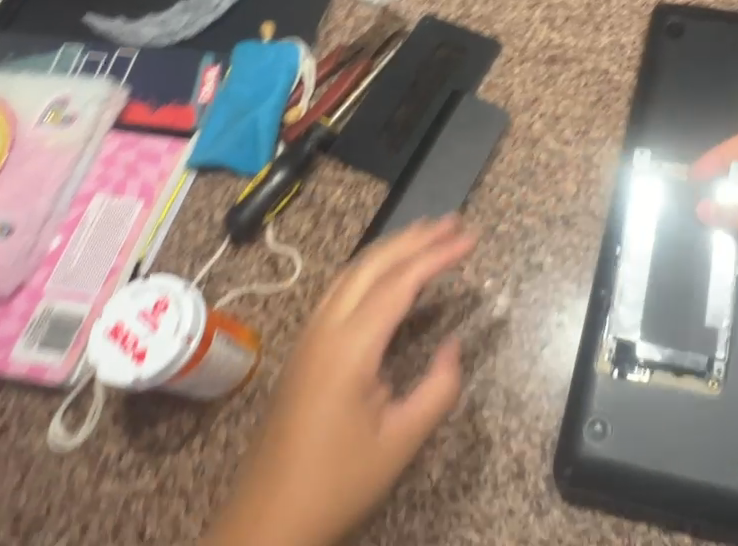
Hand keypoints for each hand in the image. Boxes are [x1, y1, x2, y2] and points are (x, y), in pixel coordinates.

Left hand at [210, 217, 476, 545]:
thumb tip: (454, 346)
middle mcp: (325, 330)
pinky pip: (340, 292)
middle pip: (372, 266)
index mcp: (349, 348)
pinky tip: (388, 276)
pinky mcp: (304, 351)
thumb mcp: (401, 442)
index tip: (472, 238)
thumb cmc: (337, 484)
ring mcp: (309, 338)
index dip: (438, 256)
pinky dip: (372, 270)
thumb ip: (438, 389)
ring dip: (391, 249)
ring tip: (427, 235)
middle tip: (454, 221)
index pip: (400, 284)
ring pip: (351, 274)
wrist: (266, 522)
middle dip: (415, 238)